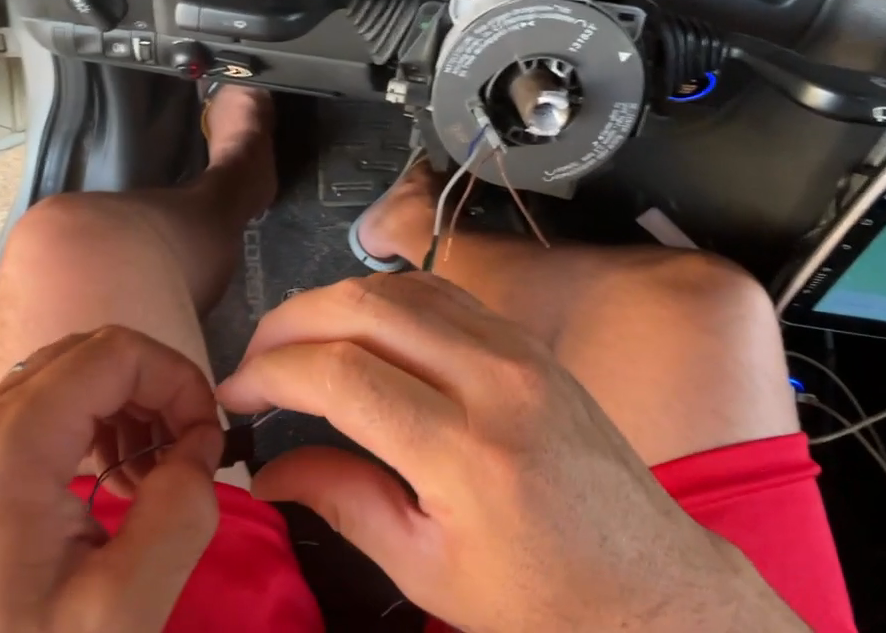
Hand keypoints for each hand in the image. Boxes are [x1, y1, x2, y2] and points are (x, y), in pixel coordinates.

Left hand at [0, 326, 225, 632]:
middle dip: (156, 392)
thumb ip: (180, 510)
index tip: (207, 443)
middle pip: (91, 355)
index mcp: (10, 440)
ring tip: (151, 480)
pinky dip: (92, 429)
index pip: (117, 351)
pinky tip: (110, 488)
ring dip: (127, 410)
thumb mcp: (120, 608)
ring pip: (68, 378)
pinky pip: (42, 413)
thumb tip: (202, 446)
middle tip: (188, 459)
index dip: (179, 381)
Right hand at [217, 273, 804, 632]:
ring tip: (294, 339)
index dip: (271, 372)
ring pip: (400, 288)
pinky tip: (359, 326)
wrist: (650, 584)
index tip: (234, 392)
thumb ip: (342, 502)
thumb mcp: (428, 570)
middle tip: (253, 358)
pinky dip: (384, 299)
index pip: (340, 374)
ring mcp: (516, 348)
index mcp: (464, 450)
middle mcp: (490, 378)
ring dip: (333, 301)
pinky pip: (440, 294)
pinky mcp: (526, 341)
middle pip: (363, 307)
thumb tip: (266, 467)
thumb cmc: (539, 598)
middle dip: (289, 321)